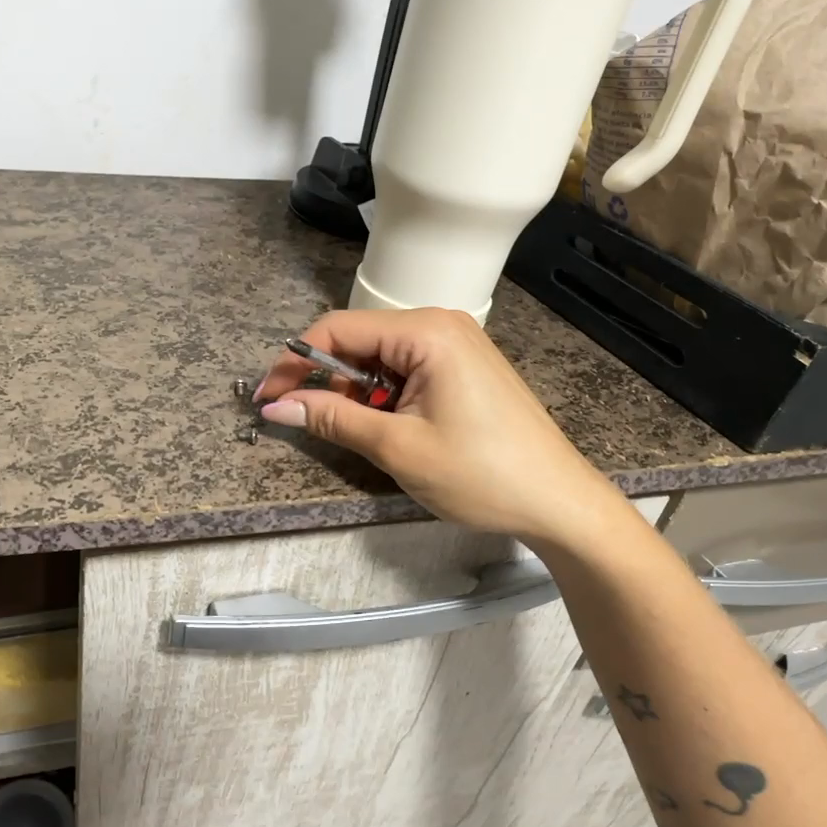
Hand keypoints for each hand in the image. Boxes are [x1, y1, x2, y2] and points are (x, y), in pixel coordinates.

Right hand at [252, 308, 626, 544]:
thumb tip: (274, 408)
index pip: (337, 329)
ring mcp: (455, 343)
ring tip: (354, 432)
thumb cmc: (480, 473)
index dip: (295, 362)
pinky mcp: (463, 366)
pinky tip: (385, 426)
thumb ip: (332, 418)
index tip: (268, 398)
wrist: (559, 502)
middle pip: (357, 339)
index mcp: (426, 331)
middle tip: (303, 420)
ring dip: (355, 392)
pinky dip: (382, 395)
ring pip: (378, 357)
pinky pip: (405, 368)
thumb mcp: (396, 446)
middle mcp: (440, 324)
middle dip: (325, 379)